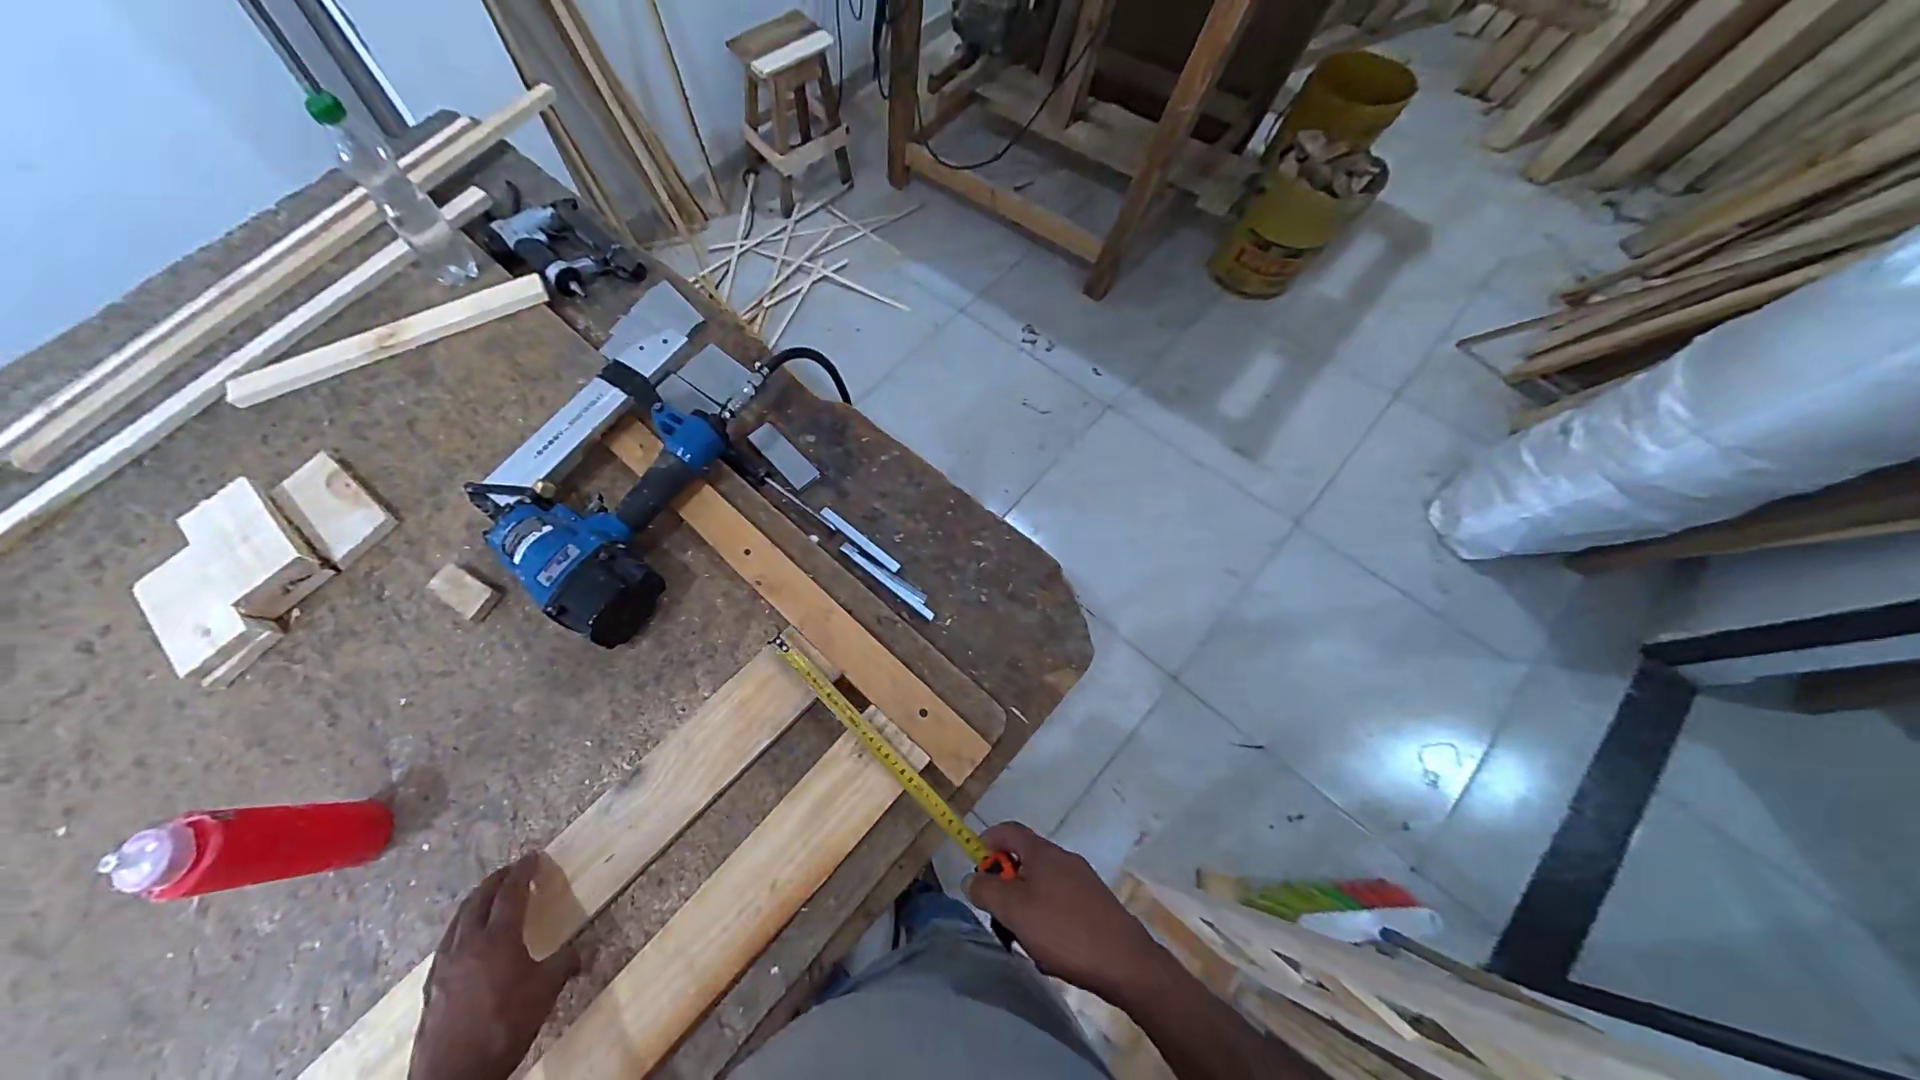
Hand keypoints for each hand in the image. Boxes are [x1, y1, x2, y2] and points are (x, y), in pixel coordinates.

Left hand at [409, 854, 580, 1079]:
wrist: (453, 1075)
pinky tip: (469, 935)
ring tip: (491, 894)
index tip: (534, 856)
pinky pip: (448, 940)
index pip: (511, 893)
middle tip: (514, 869)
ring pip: (459, 919)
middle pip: (479, 899)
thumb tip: (585, 950)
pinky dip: (463, 924)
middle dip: (497, 879)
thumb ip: (565, 963)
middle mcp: (467, 943)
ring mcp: (444, 964)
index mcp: (497, 938)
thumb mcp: (546, 991)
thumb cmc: (505, 1025)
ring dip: (477, 899)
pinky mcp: (432, 984)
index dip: (523, 871)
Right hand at [964, 823, 1173, 1001]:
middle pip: (1024, 860)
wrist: (1125, 962)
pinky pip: (1060, 904)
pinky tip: (1049, 951)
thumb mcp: (1014, 910)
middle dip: (1005, 885)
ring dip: (1025, 907)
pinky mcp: (1095, 905)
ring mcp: (1083, 881)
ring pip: (1041, 885)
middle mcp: (1064, 859)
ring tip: (1023, 939)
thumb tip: (971, 878)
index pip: (1008, 830)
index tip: (975, 867)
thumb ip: (986, 890)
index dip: (987, 842)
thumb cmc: (1063, 930)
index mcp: (1043, 852)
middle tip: (998, 914)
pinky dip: (1046, 920)